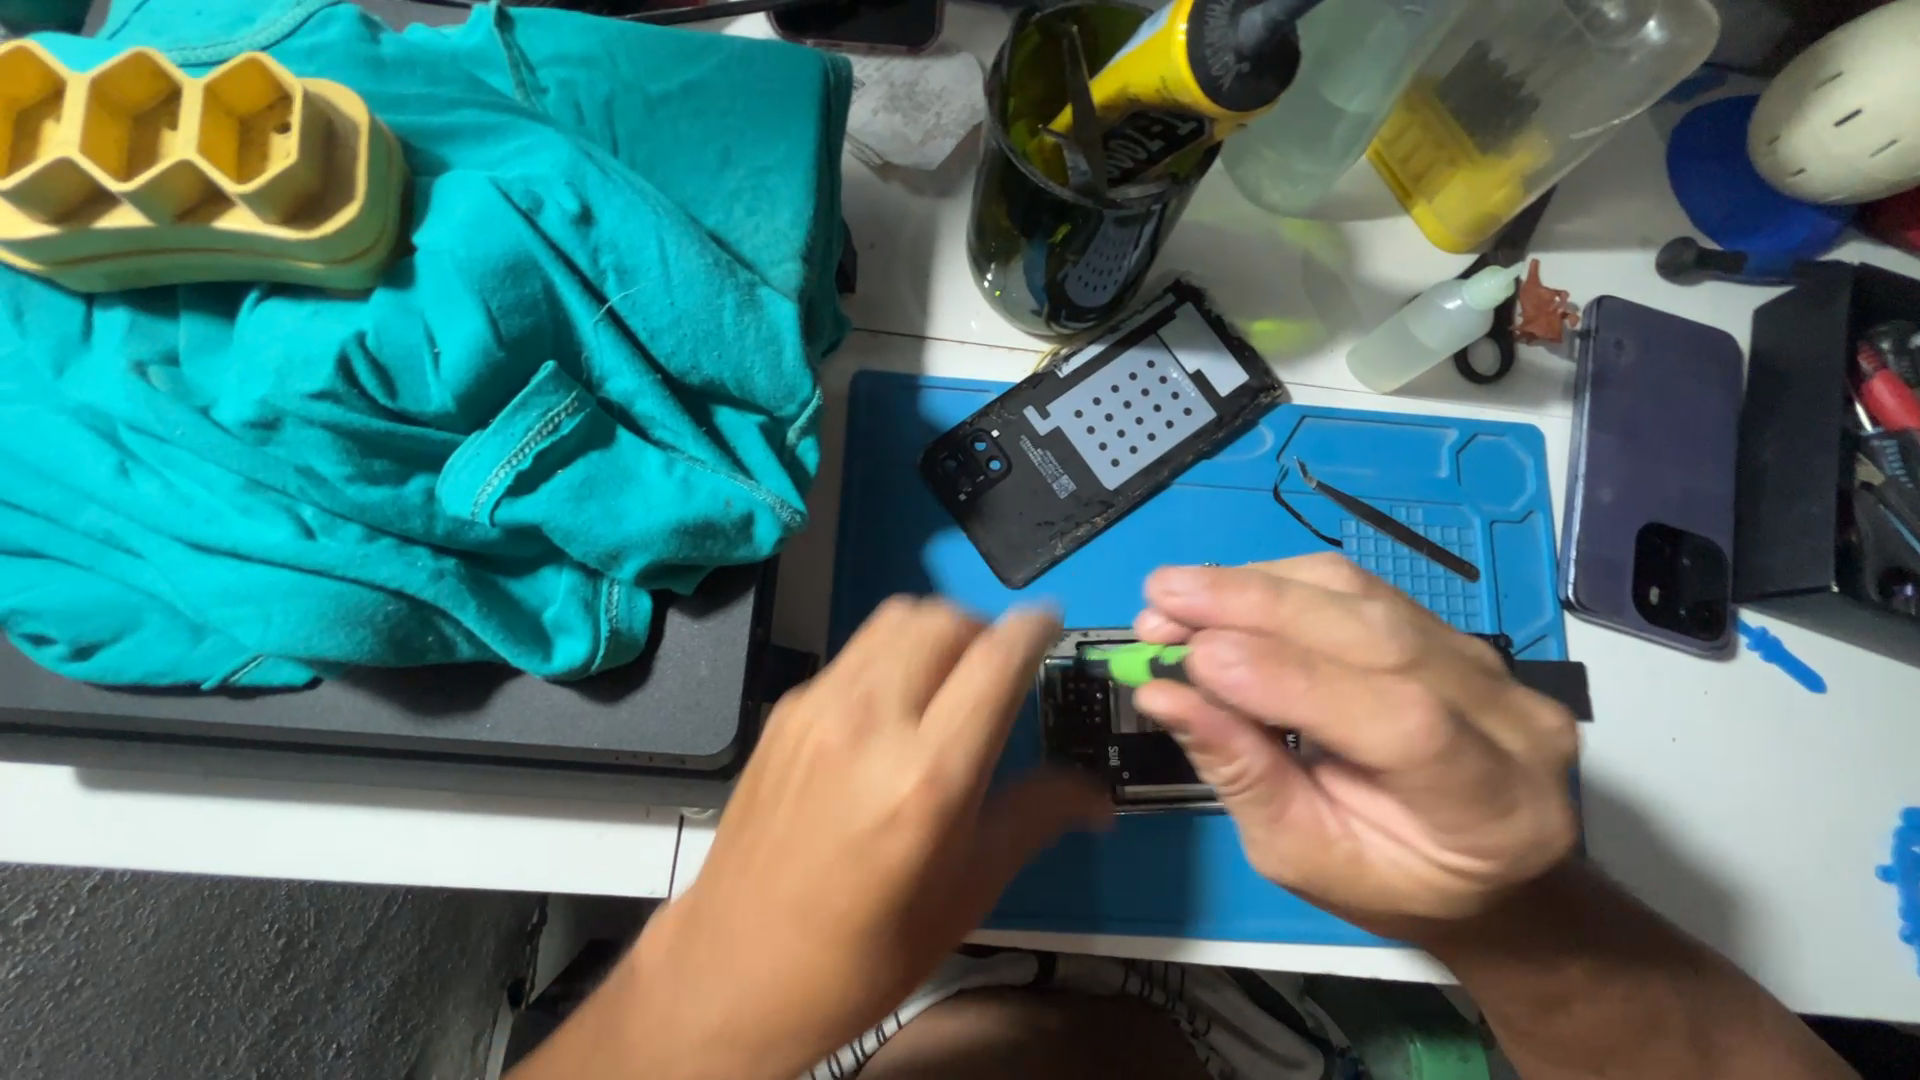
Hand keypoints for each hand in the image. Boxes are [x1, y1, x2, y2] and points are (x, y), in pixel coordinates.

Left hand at [628, 598, 1107, 1079]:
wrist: (738, 969)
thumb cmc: (869, 949)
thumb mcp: (968, 890)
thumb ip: (1038, 817)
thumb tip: (1099, 797)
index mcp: (928, 774)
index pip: (996, 660)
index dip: (1034, 629)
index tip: (1052, 624)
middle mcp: (871, 720)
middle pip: (945, 620)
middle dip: (986, 628)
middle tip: (1003, 666)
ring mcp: (819, 706)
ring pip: (897, 618)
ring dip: (939, 630)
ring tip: (952, 675)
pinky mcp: (786, 710)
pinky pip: (856, 651)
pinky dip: (893, 654)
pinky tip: (894, 707)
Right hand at [1132, 556, 1577, 933]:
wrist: (1479, 865)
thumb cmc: (1386, 877)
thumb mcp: (1299, 853)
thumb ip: (1240, 772)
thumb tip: (1161, 695)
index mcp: (1486, 806)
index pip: (1398, 722)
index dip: (1291, 680)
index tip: (1191, 660)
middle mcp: (1503, 717)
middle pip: (1379, 635)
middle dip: (1255, 607)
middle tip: (1159, 600)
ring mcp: (1481, 661)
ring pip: (1361, 595)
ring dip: (1255, 585)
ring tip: (1174, 598)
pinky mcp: (1445, 630)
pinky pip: (1356, 588)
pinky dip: (1276, 583)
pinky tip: (1221, 597)